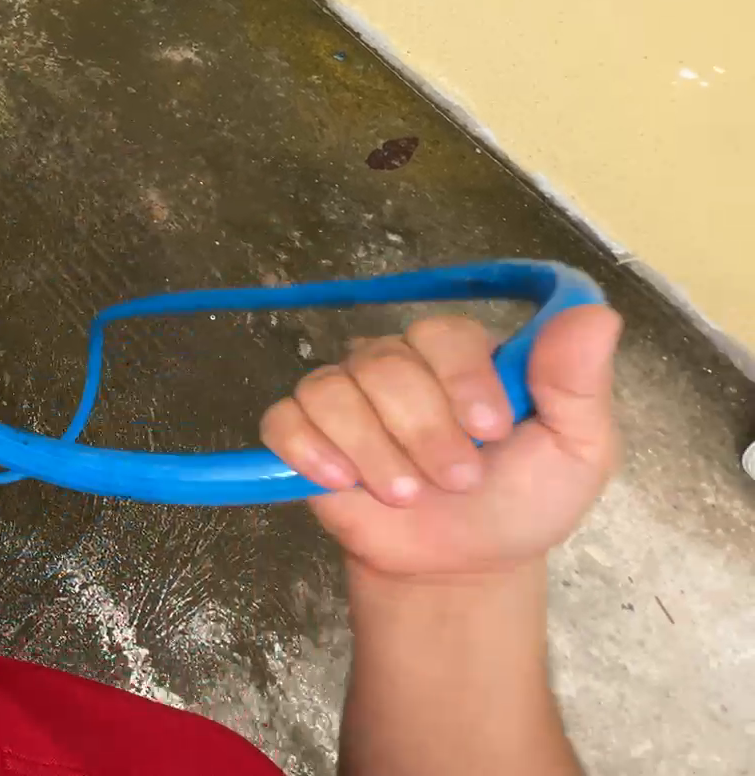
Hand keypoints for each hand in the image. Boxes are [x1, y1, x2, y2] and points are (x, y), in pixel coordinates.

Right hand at [260, 305, 622, 580]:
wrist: (457, 564)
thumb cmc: (518, 503)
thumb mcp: (574, 451)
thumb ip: (574, 385)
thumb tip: (596, 313)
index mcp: (452, 359)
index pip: (440, 333)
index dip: (459, 377)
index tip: (489, 430)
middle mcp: (385, 366)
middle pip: (380, 364)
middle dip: (420, 431)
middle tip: (454, 481)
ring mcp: (333, 396)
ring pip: (328, 392)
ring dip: (370, 450)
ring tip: (404, 494)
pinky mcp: (293, 430)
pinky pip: (282, 420)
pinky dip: (309, 450)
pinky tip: (340, 481)